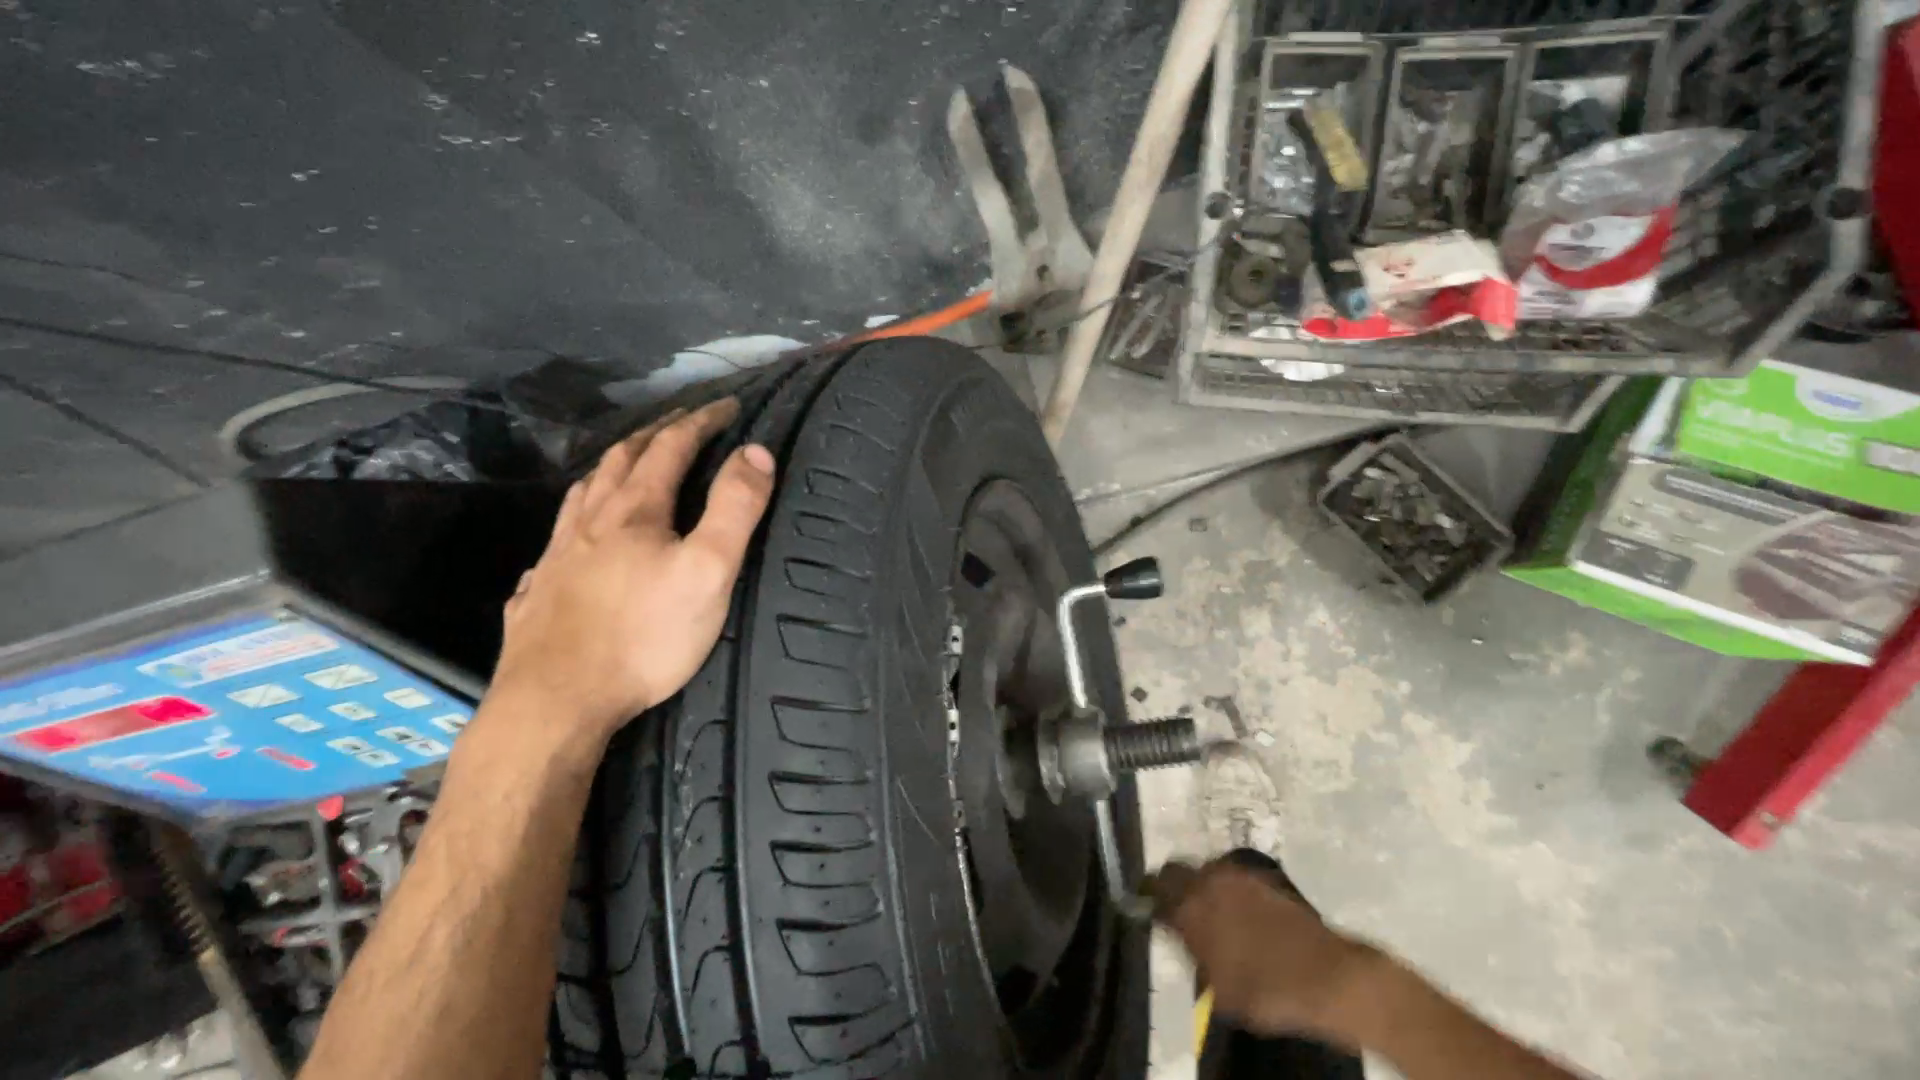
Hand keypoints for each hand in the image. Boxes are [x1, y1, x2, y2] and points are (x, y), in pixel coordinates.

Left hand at [488, 398, 775, 743]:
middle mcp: (589, 521)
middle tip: (680, 424)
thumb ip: (734, 509)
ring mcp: (556, 555)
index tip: (728, 407)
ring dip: (611, 467)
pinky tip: (576, 538)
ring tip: (627, 464)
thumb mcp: (708, 571)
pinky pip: (558, 537)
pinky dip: (578, 518)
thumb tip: (755, 451)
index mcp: (635, 510)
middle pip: (620, 460)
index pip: (671, 448)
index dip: (701, 422)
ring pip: (583, 493)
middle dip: (655, 434)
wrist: (556, 699)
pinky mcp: (538, 591)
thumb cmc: (644, 636)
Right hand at [1152, 858, 1381, 1043]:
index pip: (1153, 888)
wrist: (1329, 978)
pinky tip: (1239, 916)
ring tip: (1210, 913)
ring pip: (1207, 871)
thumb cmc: (1266, 992)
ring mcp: (1241, 876)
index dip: (1147, 899)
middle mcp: (1210, 881)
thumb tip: (1185, 941)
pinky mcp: (1267, 880)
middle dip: (1172, 886)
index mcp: (1189, 906)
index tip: (1147, 910)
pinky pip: (1234, 879)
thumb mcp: (1218, 987)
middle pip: (1177, 870)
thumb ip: (1194, 955)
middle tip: (1175, 908)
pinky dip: (1229, 891)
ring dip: (1203, 886)